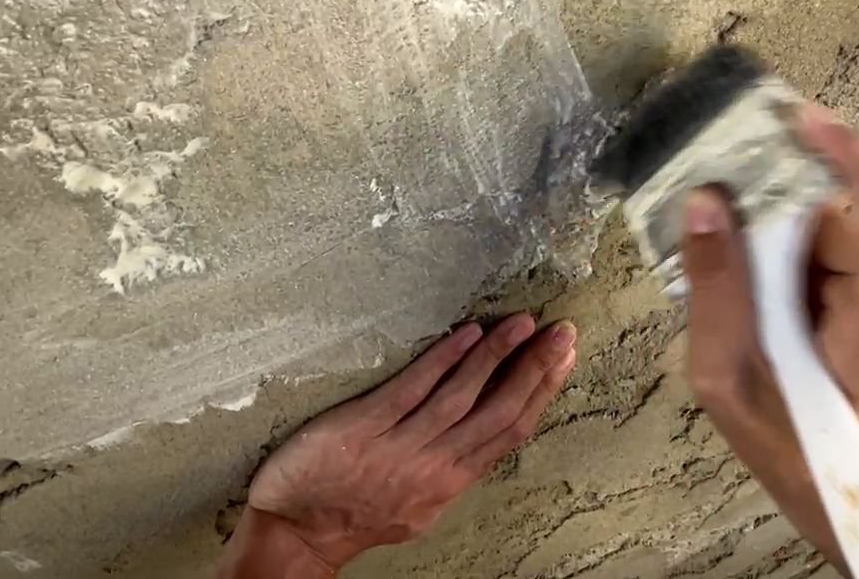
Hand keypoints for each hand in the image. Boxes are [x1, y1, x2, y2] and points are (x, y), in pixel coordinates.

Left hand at [218, 313, 577, 575]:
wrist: (294, 533)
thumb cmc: (354, 513)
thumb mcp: (415, 501)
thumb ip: (448, 465)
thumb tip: (482, 431)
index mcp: (448, 483)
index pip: (509, 432)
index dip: (541, 392)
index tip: (564, 359)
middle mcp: (433, 467)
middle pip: (498, 412)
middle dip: (534, 369)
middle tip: (560, 333)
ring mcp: (400, 446)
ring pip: (461, 396)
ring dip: (496, 356)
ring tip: (521, 324)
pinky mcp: (364, 427)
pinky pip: (412, 389)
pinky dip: (444, 360)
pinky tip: (467, 334)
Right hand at [680, 106, 858, 553]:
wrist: (839, 489)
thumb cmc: (784, 445)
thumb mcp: (723, 376)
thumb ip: (714, 289)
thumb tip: (705, 201)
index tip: (805, 122)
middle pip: (851, 221)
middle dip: (785, 202)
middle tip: (722, 193)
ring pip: (837, 232)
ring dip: (781, 231)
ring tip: (727, 245)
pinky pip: (832, 248)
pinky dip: (788, 246)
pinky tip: (752, 274)